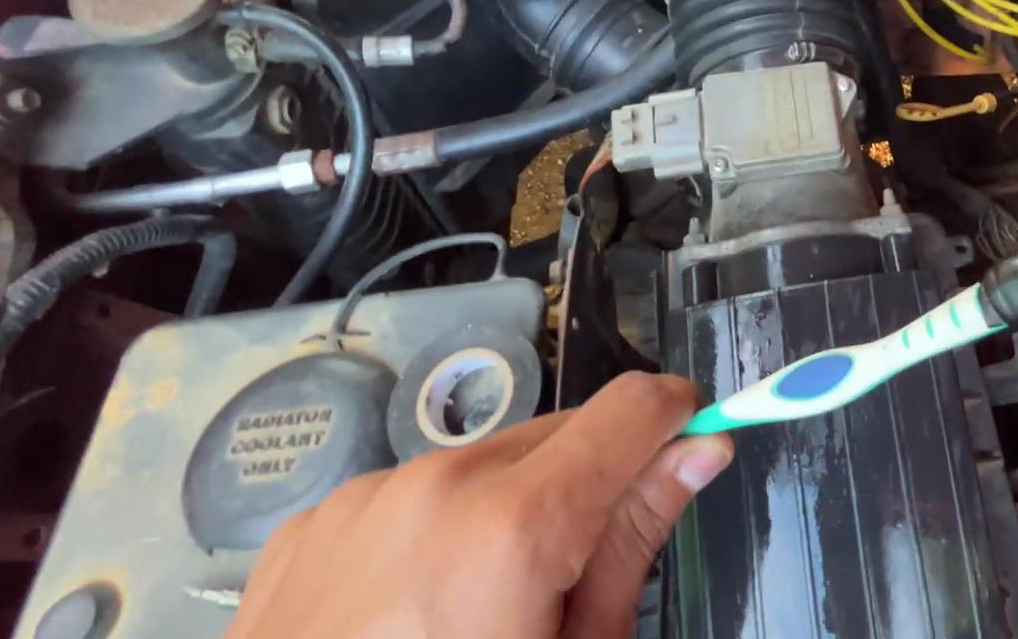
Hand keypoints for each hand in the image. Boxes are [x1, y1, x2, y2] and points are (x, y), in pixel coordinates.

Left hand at [228, 372, 733, 638]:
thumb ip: (635, 540)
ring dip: (519, 501)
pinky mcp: (314, 520)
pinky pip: (417, 489)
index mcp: (513, 527)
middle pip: (566, 432)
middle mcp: (439, 482)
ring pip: (494, 458)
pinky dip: (445, 524)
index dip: (676, 418)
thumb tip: (702, 450)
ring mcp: (366, 497)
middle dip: (595, 476)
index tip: (690, 447)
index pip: (634, 407)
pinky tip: (411, 610)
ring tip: (481, 606)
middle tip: (574, 574)